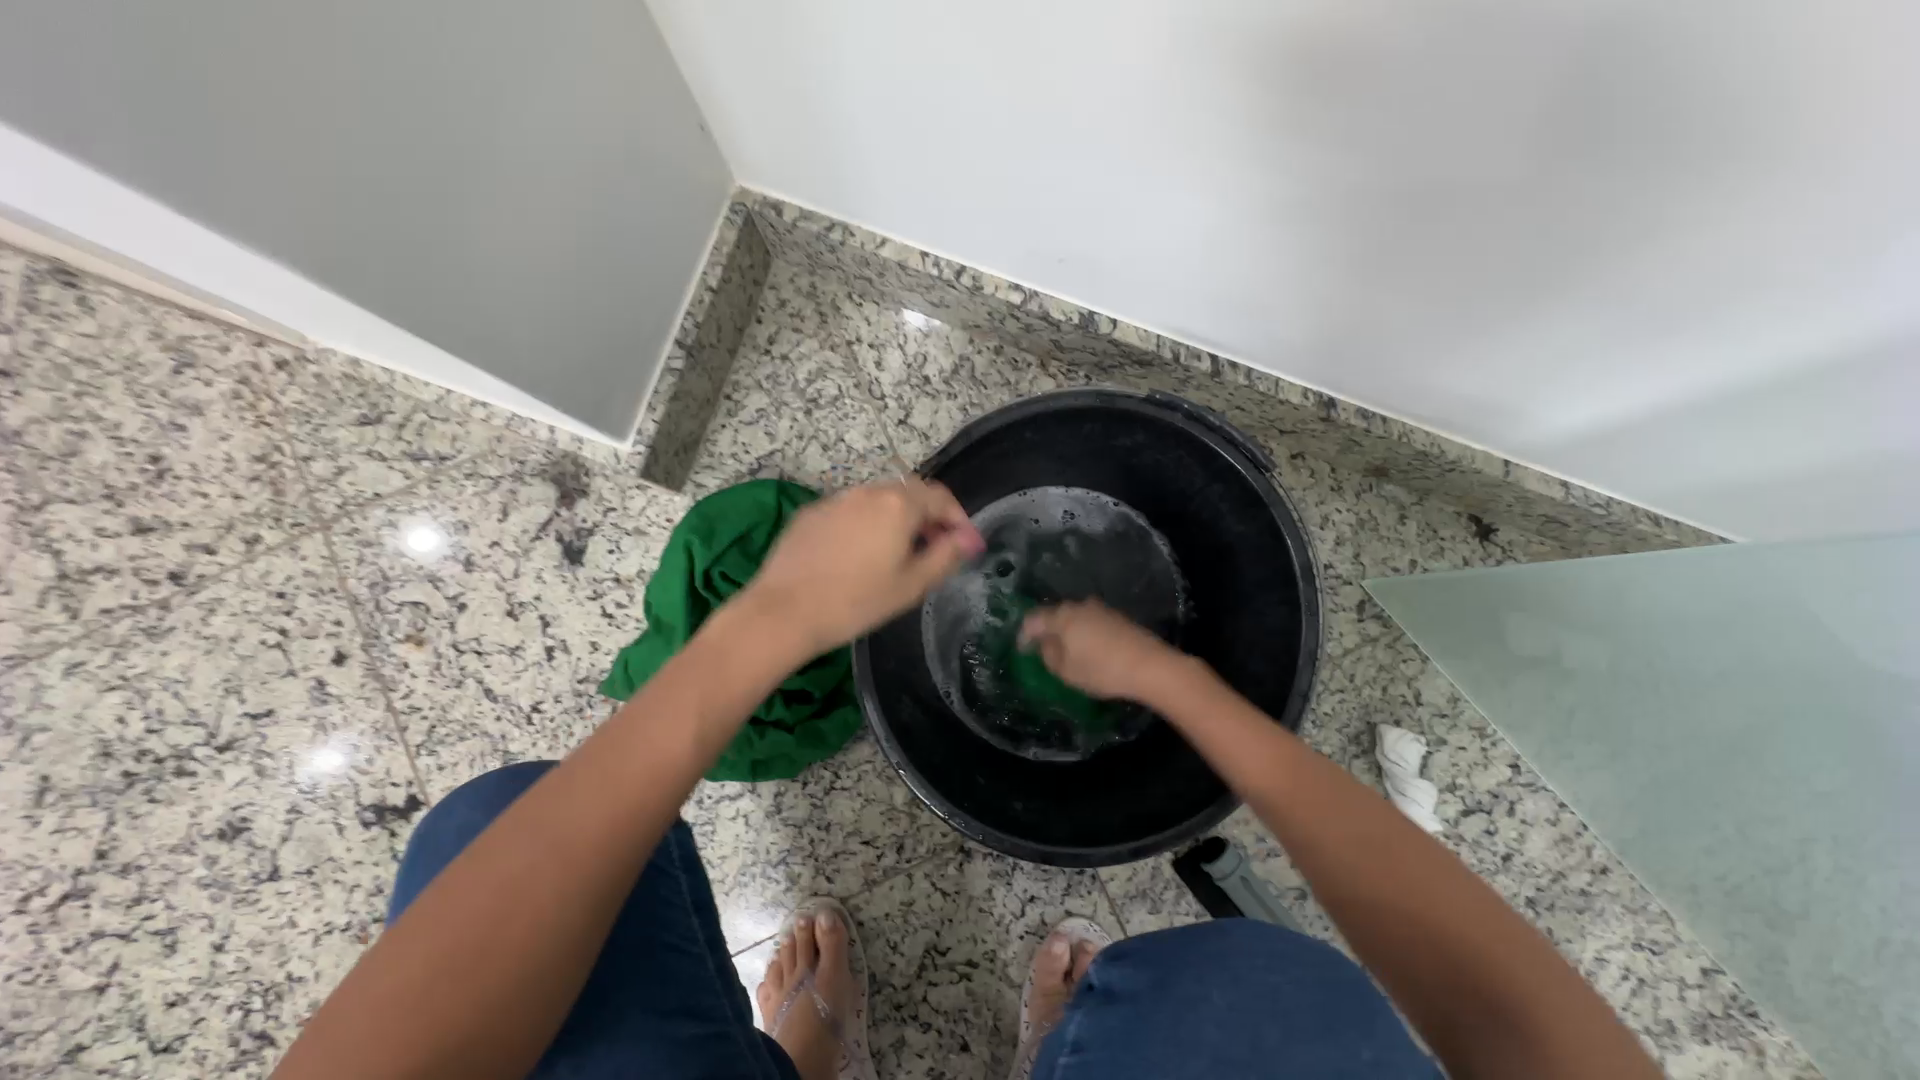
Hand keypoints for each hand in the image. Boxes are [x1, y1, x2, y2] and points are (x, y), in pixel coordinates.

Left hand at [740, 477, 984, 653]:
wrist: (783, 612)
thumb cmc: (856, 602)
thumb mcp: (911, 585)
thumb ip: (945, 556)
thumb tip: (968, 539)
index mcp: (897, 505)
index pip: (940, 497)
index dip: (958, 518)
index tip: (965, 544)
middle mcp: (867, 492)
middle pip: (908, 494)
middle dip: (928, 517)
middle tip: (935, 549)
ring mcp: (834, 500)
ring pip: (877, 502)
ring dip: (896, 521)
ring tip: (898, 555)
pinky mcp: (810, 514)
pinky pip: (849, 513)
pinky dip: (865, 526)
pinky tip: (858, 557)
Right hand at [1018, 599, 1194, 702]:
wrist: (1150, 666)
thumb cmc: (1101, 670)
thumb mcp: (1066, 670)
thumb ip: (1048, 655)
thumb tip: (1045, 644)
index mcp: (1062, 616)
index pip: (1033, 620)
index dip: (1023, 635)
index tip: (1022, 651)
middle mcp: (1079, 606)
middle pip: (1054, 615)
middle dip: (1046, 631)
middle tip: (1042, 650)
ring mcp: (1101, 609)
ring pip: (1074, 617)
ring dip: (1067, 632)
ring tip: (1066, 650)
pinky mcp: (1117, 617)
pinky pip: (1091, 622)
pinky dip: (1084, 633)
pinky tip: (1088, 649)